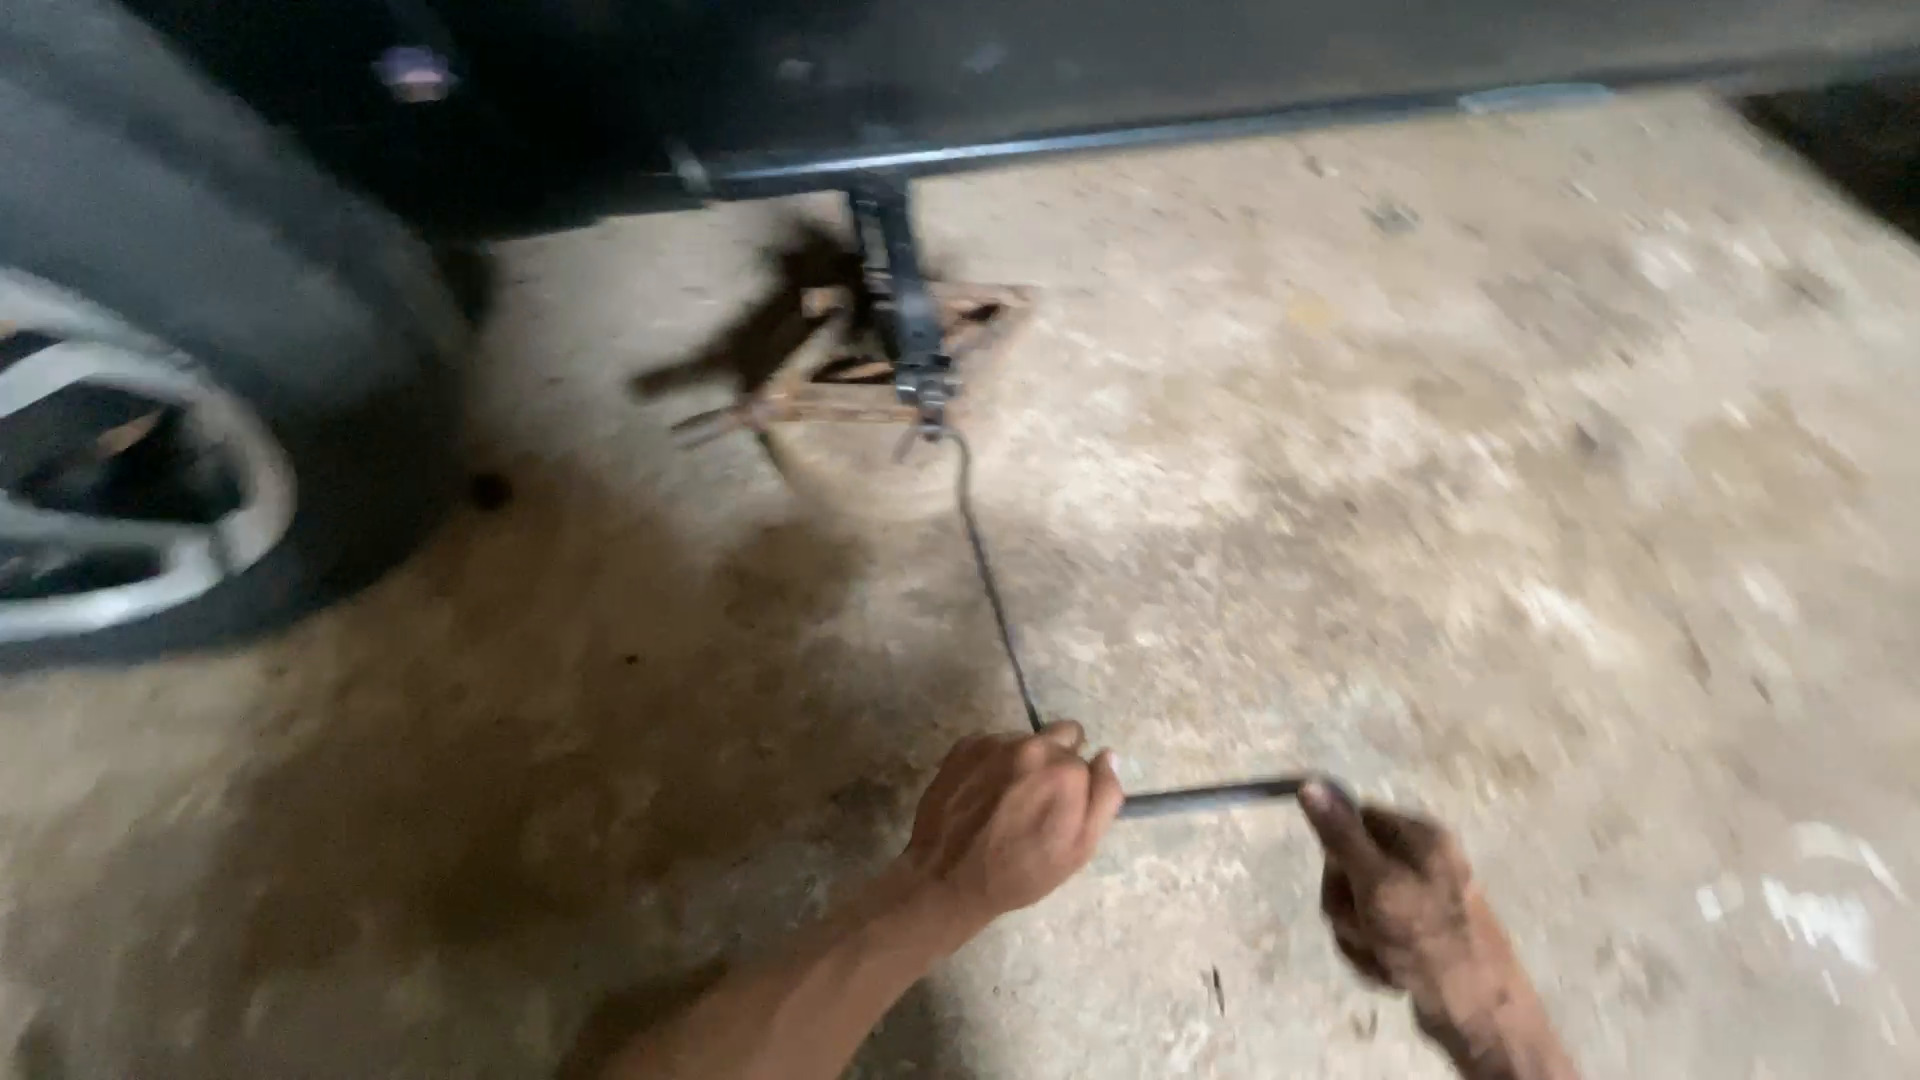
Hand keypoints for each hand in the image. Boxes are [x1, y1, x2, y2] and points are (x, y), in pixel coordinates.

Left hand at [899, 722, 1124, 931]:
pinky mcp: (965, 745)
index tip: (1060, 807)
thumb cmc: (1021, 871)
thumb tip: (1107, 755)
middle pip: (1059, 736)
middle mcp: (1031, 745)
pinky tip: (983, 792)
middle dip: (1055, 760)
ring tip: (1005, 799)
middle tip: (1037, 798)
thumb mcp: (1079, 849)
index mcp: (1065, 770)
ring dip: (1022, 760)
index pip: (1085, 760)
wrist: (948, 877)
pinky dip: (992, 762)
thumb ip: (1104, 797)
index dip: (1076, 785)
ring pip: (1024, 740)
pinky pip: (992, 743)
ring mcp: (994, 742)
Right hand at [1297, 783, 1524, 1031]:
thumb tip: (1308, 782)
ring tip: (1380, 955)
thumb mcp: (1376, 882)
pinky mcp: (1416, 933)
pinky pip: (1370, 930)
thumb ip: (1340, 834)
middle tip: (1365, 925)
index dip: (1337, 850)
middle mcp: (1421, 860)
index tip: (1345, 878)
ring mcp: (1419, 899)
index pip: (1352, 818)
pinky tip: (1389, 970)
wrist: (1481, 1019)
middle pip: (1347, 864)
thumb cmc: (1430, 941)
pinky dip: (1371, 952)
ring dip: (1356, 933)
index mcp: (1421, 836)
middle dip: (1346, 902)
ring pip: (1353, 902)